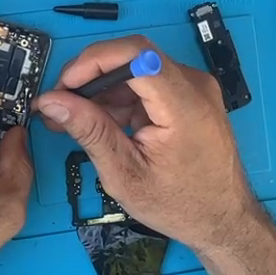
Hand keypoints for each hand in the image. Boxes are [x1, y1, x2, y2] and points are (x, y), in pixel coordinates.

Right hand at [34, 36, 263, 256]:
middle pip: (133, 57)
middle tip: (60, 102)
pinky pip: (146, 83)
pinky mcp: (188, 97)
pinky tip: (98, 121)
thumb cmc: (180, 205)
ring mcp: (194, 89)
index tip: (65, 84)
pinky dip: (118, 98)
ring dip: (101, 89)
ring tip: (71, 117)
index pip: (136, 55)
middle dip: (90, 75)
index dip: (93, 61)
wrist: (222, 220)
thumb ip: (90, 131)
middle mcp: (194, 86)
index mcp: (184, 106)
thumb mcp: (125, 174)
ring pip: (136, 69)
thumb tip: (53, 102)